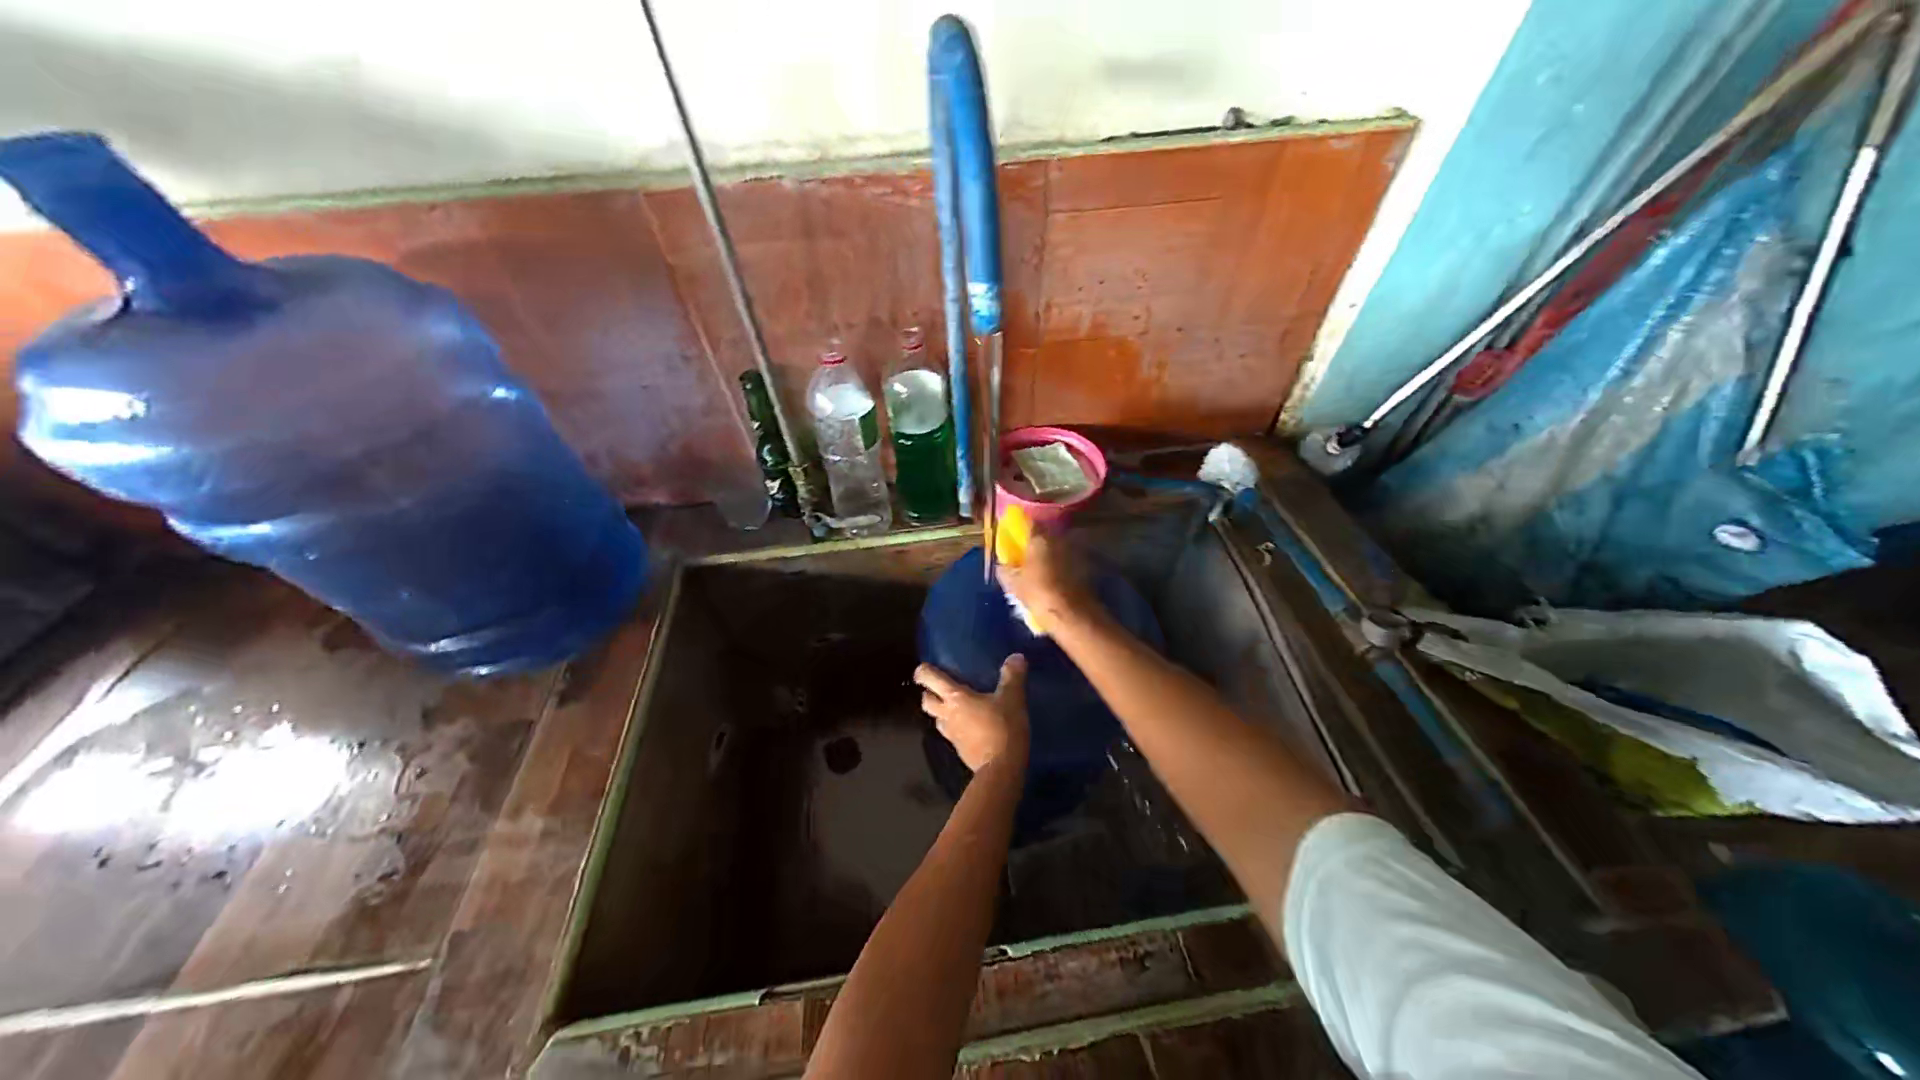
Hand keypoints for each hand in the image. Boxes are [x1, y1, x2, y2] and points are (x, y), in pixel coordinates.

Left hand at [914, 656, 1029, 772]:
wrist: (1001, 768)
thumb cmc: (1002, 728)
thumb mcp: (1012, 698)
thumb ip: (1012, 676)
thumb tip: (1016, 656)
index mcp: (955, 697)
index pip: (929, 679)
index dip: (923, 672)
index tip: (923, 668)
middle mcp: (947, 715)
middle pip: (927, 702)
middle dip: (929, 693)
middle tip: (939, 688)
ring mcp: (951, 735)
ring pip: (937, 719)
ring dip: (941, 712)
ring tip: (954, 707)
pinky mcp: (960, 751)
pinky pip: (951, 734)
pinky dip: (955, 728)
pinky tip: (968, 727)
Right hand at [995, 532, 1094, 627]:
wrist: (1071, 614)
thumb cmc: (1037, 594)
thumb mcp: (1012, 584)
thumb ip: (1005, 569)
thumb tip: (1002, 563)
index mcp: (1040, 538)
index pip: (1029, 524)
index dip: (1022, 529)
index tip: (1016, 538)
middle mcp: (1060, 539)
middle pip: (1046, 535)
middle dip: (1037, 542)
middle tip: (1027, 554)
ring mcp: (1075, 551)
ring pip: (1058, 547)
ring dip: (1051, 554)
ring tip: (1041, 569)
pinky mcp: (1086, 566)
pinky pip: (1068, 560)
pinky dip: (1062, 566)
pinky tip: (1055, 579)